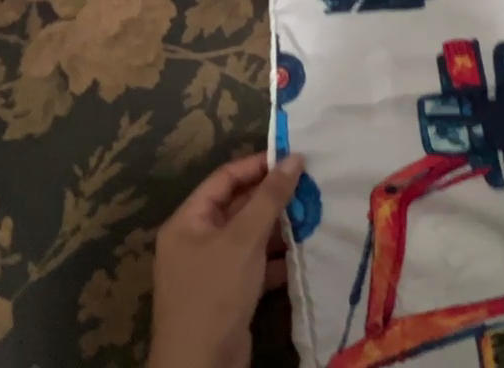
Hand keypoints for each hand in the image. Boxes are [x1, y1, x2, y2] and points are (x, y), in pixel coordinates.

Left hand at [150, 152, 305, 367]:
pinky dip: (277, 255)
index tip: (296, 158)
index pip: (225, 178)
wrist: (201, 367)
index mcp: (187, 222)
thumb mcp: (244, 238)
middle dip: (274, 196)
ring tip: (316, 213)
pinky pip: (255, 261)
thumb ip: (271, 196)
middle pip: (239, 204)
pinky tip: (305, 249)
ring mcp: (211, 268)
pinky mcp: (228, 291)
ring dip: (280, 225)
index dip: (259, 164)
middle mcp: (196, 240)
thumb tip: (295, 157)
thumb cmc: (216, 292)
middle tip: (313, 185)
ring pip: (250, 233)